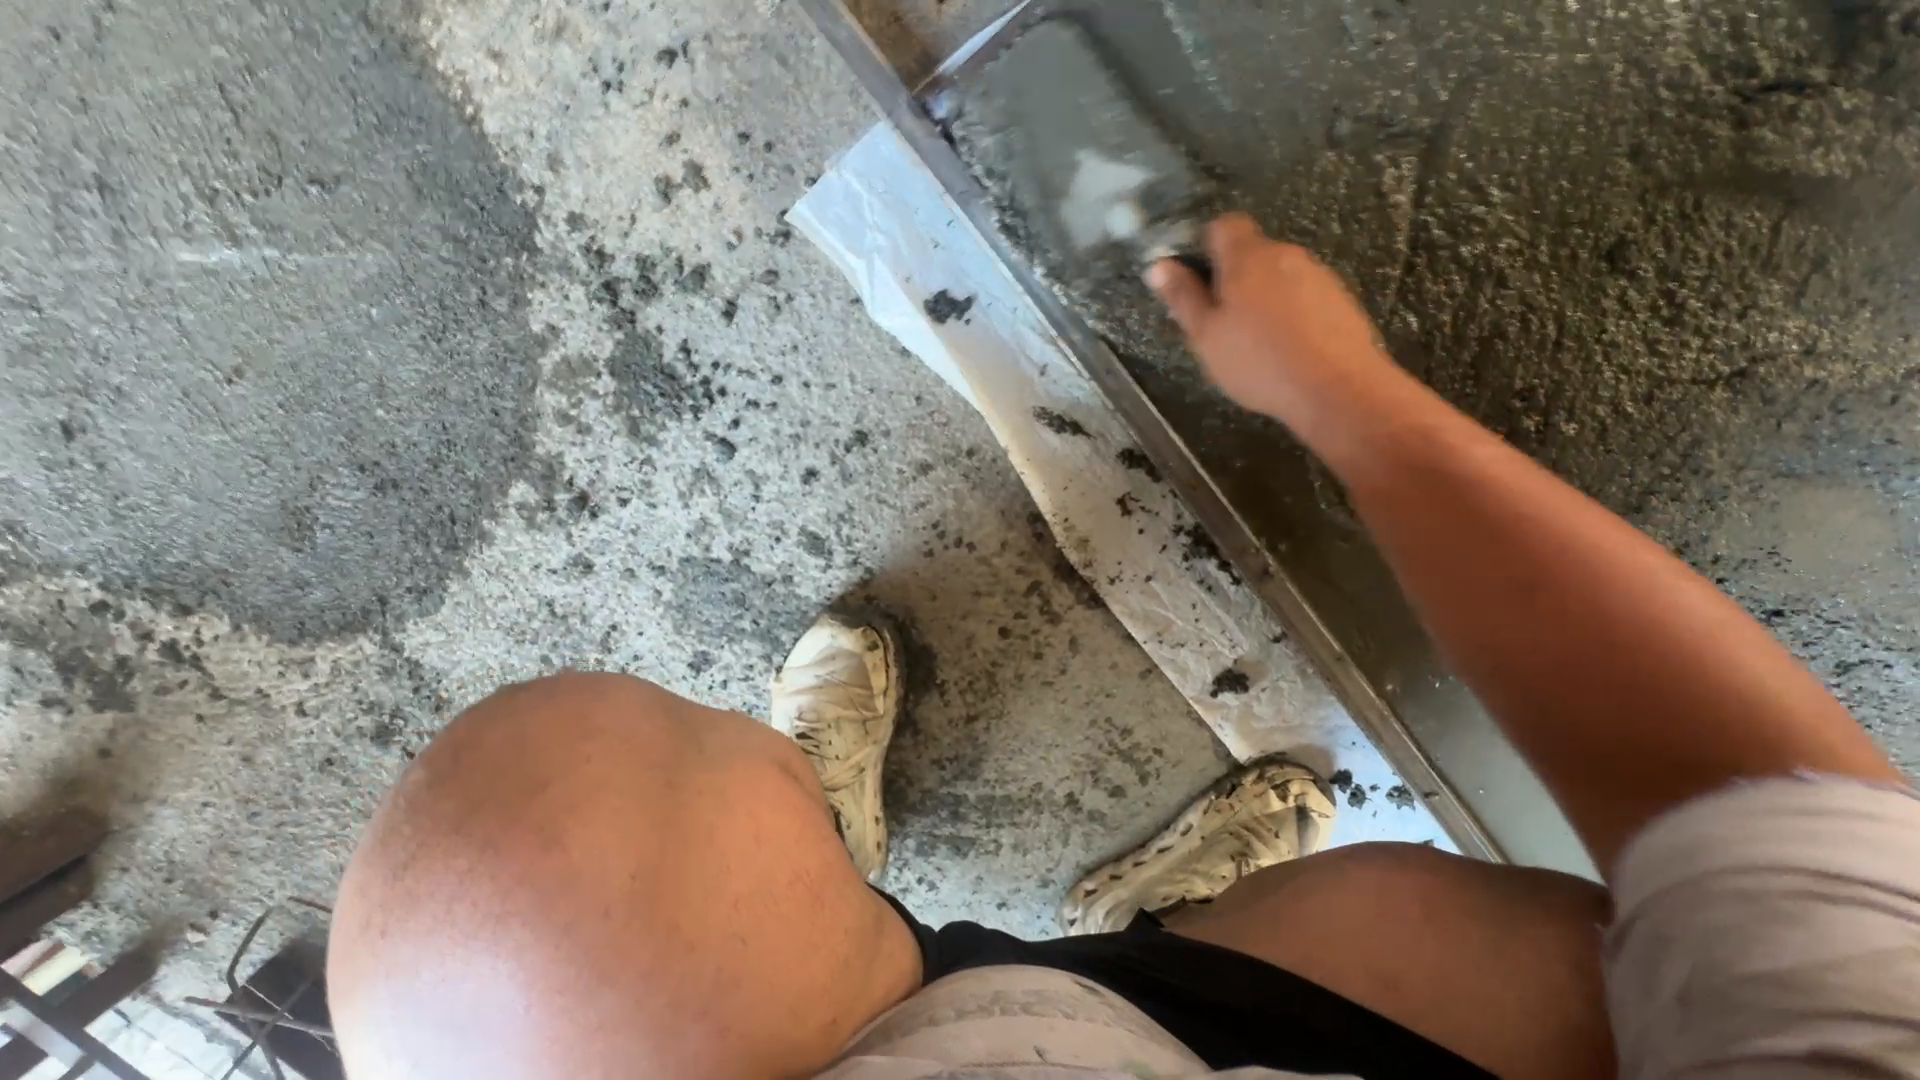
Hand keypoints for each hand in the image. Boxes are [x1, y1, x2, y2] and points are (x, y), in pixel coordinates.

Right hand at [1148, 214, 1397, 421]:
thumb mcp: (1206, 335)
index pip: (1224, 226)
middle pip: (1252, 253)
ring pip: (1278, 276)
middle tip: (1220, 323)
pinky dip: (1290, 313)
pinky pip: (1303, 296)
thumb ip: (1182, 297)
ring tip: (1256, 342)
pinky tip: (1287, 349)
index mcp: (1247, 258)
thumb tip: (1158, 266)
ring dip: (1263, 297)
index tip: (1198, 280)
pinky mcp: (1340, 299)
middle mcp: (1285, 254)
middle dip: (1233, 279)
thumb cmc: (1258, 361)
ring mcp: (1318, 275)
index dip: (1206, 246)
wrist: (1336, 388)